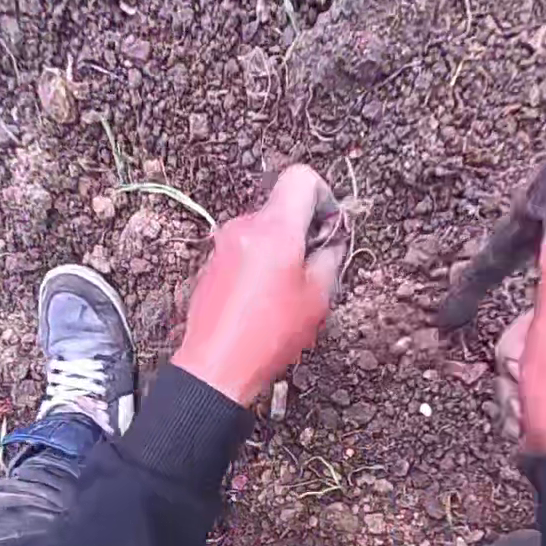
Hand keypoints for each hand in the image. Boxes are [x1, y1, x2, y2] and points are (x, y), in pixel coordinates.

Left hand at [172, 165, 342, 405]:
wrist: (216, 367)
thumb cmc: (267, 336)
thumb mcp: (317, 299)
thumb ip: (330, 258)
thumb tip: (333, 240)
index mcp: (275, 228)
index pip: (301, 178)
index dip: (324, 197)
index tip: (329, 229)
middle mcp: (245, 227)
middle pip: (283, 208)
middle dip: (304, 233)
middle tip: (315, 271)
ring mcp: (224, 245)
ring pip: (265, 232)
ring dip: (282, 253)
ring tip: (289, 295)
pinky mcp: (212, 265)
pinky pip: (246, 252)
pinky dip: (261, 266)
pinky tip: (265, 303)